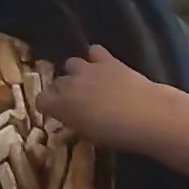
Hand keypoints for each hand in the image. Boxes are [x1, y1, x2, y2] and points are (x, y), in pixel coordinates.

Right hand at [37, 45, 181, 152]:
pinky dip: (96, 57)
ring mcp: (87, 69)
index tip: (55, 112)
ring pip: (71, 63)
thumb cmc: (117, 134)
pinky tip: (103, 66)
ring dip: (77, 72)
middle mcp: (69, 84)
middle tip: (76, 101)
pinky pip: (93, 51)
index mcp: (61, 106)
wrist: (146, 114)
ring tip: (89, 81)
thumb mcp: (89, 136)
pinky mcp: (106, 59)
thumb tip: (71, 119)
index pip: (41, 100)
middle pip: (57, 82)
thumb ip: (75, 124)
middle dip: (63, 90)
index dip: (47, 105)